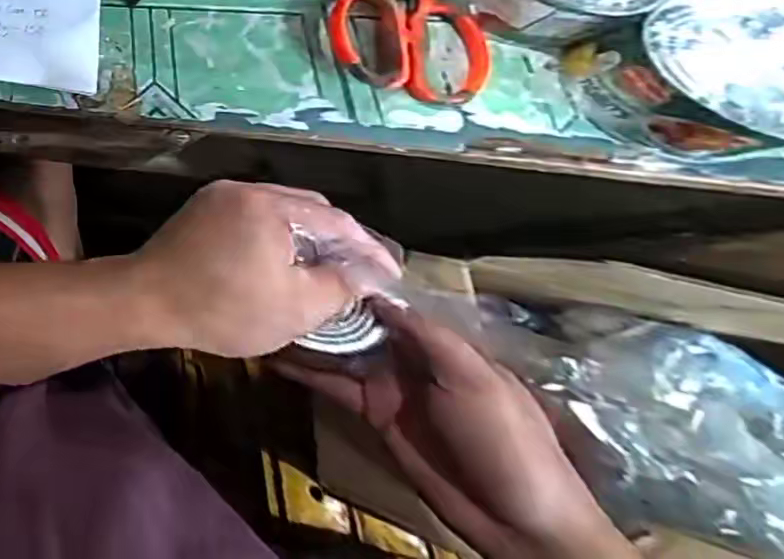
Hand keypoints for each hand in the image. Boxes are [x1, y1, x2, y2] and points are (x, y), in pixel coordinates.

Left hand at [127, 180, 398, 357]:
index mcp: (267, 204)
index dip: (369, 247)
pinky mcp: (199, 210)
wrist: (146, 299)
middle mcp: (241, 189)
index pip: (335, 219)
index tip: (392, 273)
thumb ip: (341, 283)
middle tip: (361, 270)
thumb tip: (370, 271)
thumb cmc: (224, 306)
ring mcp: (215, 196)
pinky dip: (274, 233)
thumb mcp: (296, 305)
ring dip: (305, 234)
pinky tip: (284, 260)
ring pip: (276, 208)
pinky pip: (250, 214)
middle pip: (305, 205)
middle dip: (338, 237)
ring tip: (328, 268)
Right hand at [274, 301, 634, 558]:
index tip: (314, 256)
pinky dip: (302, 370)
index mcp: (441, 344)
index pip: (391, 302)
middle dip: (322, 301)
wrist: (520, 526)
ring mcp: (388, 384)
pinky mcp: (371, 412)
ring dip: (307, 333)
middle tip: (274, 278)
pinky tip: (271, 354)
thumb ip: (428, 335)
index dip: (355, 281)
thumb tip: (377, 292)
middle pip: (359, 321)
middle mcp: (410, 356)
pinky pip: (332, 384)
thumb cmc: (507, 443)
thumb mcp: (476, 381)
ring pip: (339, 348)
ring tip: (264, 309)